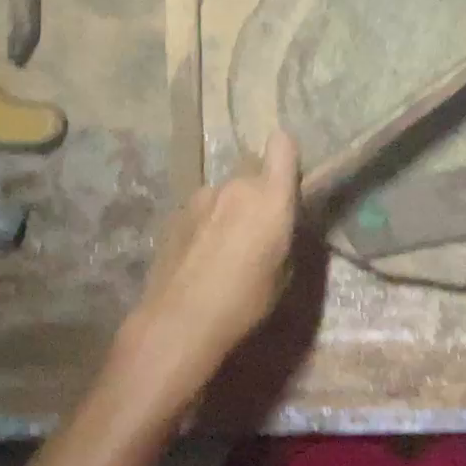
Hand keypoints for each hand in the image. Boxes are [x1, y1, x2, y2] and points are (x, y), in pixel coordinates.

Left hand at [120, 131, 300, 396]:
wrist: (179, 320)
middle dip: (259, 189)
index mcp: (271, 196)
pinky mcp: (175, 213)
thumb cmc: (245, 301)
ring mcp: (201, 196)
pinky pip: (203, 208)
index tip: (289, 181)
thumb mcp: (284, 272)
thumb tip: (281, 223)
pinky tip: (201, 256)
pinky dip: (207, 222)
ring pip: (225, 191)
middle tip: (259, 226)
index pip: (282, 145)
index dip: (287, 156)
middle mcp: (236, 186)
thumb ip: (286, 233)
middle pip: (252, 169)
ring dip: (230, 208)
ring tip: (226, 247)